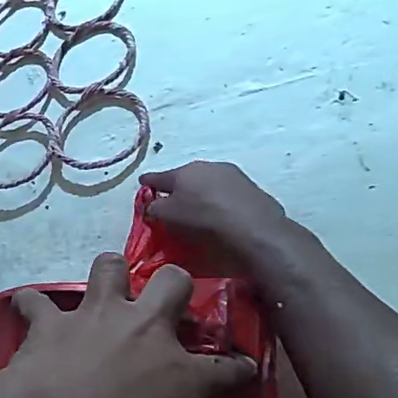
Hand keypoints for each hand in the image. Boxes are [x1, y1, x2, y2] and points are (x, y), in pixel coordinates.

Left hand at [0, 254, 255, 397]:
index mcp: (184, 375)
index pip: (226, 367)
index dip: (236, 368)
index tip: (239, 368)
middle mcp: (144, 333)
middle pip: (172, 283)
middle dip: (176, 287)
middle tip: (168, 305)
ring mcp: (94, 320)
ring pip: (109, 267)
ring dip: (111, 274)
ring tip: (108, 288)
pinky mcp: (48, 324)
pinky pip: (34, 300)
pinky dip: (32, 306)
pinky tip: (28, 312)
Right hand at [140, 162, 302, 273]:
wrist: (255, 230)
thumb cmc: (202, 220)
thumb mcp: (166, 217)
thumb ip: (153, 209)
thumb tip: (151, 206)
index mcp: (184, 171)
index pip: (158, 176)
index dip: (148, 182)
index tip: (142, 184)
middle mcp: (209, 167)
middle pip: (185, 178)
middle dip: (178, 188)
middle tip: (172, 203)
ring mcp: (234, 176)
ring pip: (209, 184)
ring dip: (202, 194)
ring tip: (199, 212)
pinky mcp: (254, 190)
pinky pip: (228, 195)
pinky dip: (220, 202)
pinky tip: (221, 217)